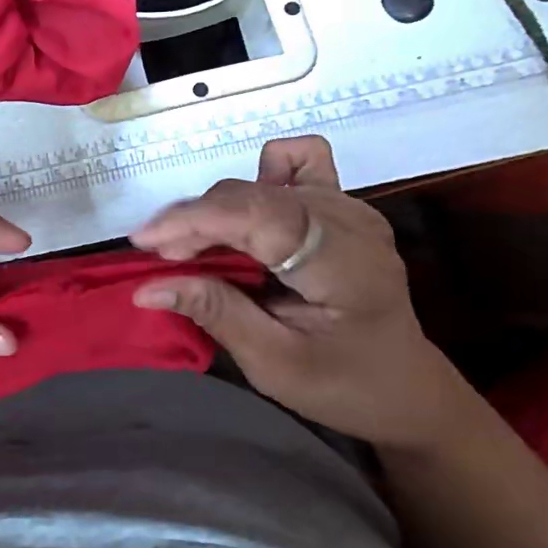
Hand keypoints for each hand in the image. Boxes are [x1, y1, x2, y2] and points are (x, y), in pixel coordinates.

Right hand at [129, 135, 475, 449]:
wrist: (404, 386)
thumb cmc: (344, 385)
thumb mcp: (274, 364)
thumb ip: (214, 313)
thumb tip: (147, 287)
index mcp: (343, 263)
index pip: (256, 216)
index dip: (193, 222)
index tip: (143, 243)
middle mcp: (348, 220)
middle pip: (250, 195)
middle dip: (194, 222)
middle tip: (163, 263)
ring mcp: (347, 205)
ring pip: (258, 182)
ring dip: (215, 211)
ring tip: (194, 250)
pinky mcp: (340, 203)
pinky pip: (297, 161)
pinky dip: (260, 177)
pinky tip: (246, 216)